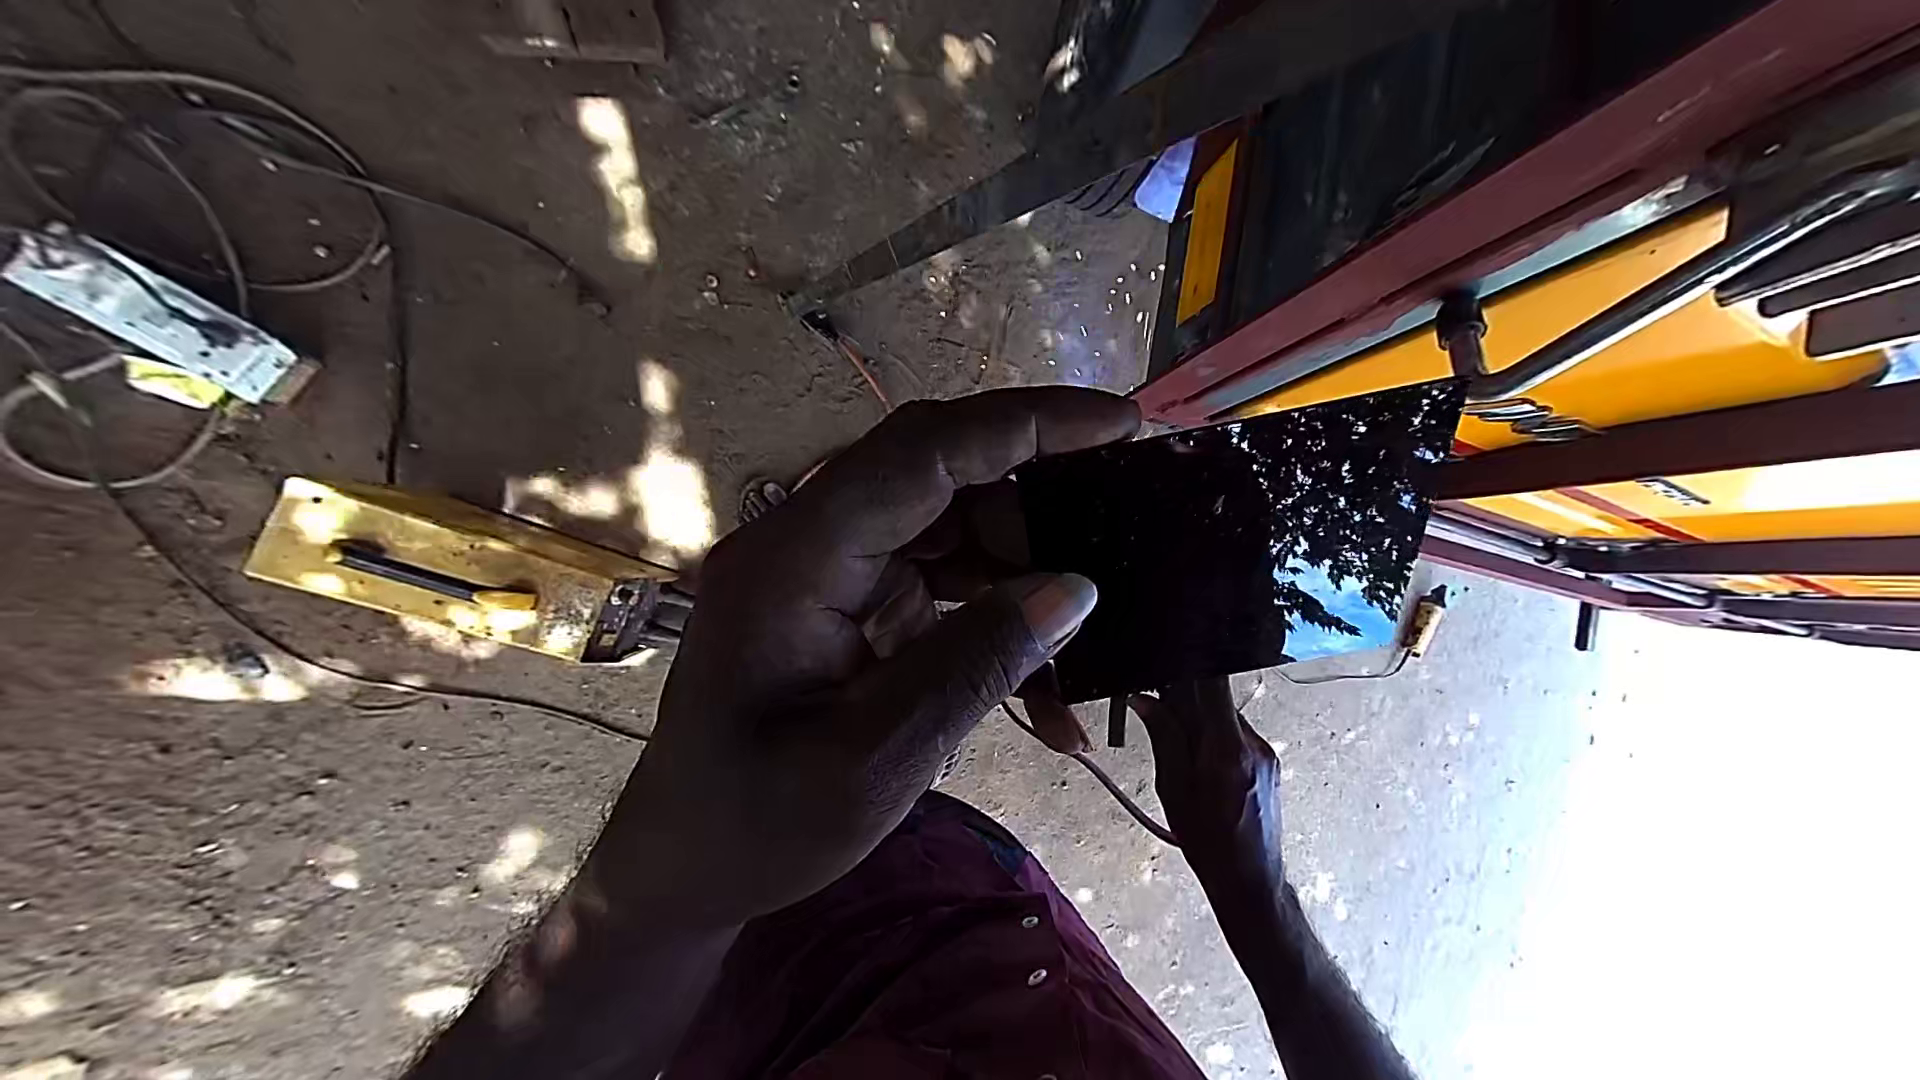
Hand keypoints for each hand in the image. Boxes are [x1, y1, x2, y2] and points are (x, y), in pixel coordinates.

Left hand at [593, 389, 1139, 926]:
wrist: (688, 863)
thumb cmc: (759, 826)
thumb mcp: (877, 760)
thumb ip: (977, 663)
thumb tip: (1075, 588)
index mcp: (792, 560)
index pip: (922, 452)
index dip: (1028, 424)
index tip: (1120, 421)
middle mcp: (804, 540)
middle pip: (934, 472)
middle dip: (1030, 496)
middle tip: (1108, 536)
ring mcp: (822, 566)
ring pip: (942, 519)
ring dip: (1015, 558)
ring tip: (1073, 624)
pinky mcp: (843, 596)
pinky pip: (930, 570)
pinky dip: (987, 601)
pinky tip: (1032, 660)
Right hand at [1129, 679, 1285, 889]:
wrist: (1251, 879)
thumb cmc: (1207, 840)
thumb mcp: (1172, 787)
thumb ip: (1163, 736)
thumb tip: (1144, 698)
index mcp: (1226, 748)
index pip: (1212, 684)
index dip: (1189, 664)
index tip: (1167, 657)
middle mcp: (1253, 743)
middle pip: (1216, 698)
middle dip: (1185, 697)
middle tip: (1156, 706)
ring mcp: (1265, 751)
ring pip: (1224, 714)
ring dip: (1199, 717)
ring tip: (1177, 742)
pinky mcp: (1269, 761)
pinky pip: (1236, 731)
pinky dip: (1214, 733)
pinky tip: (1198, 757)